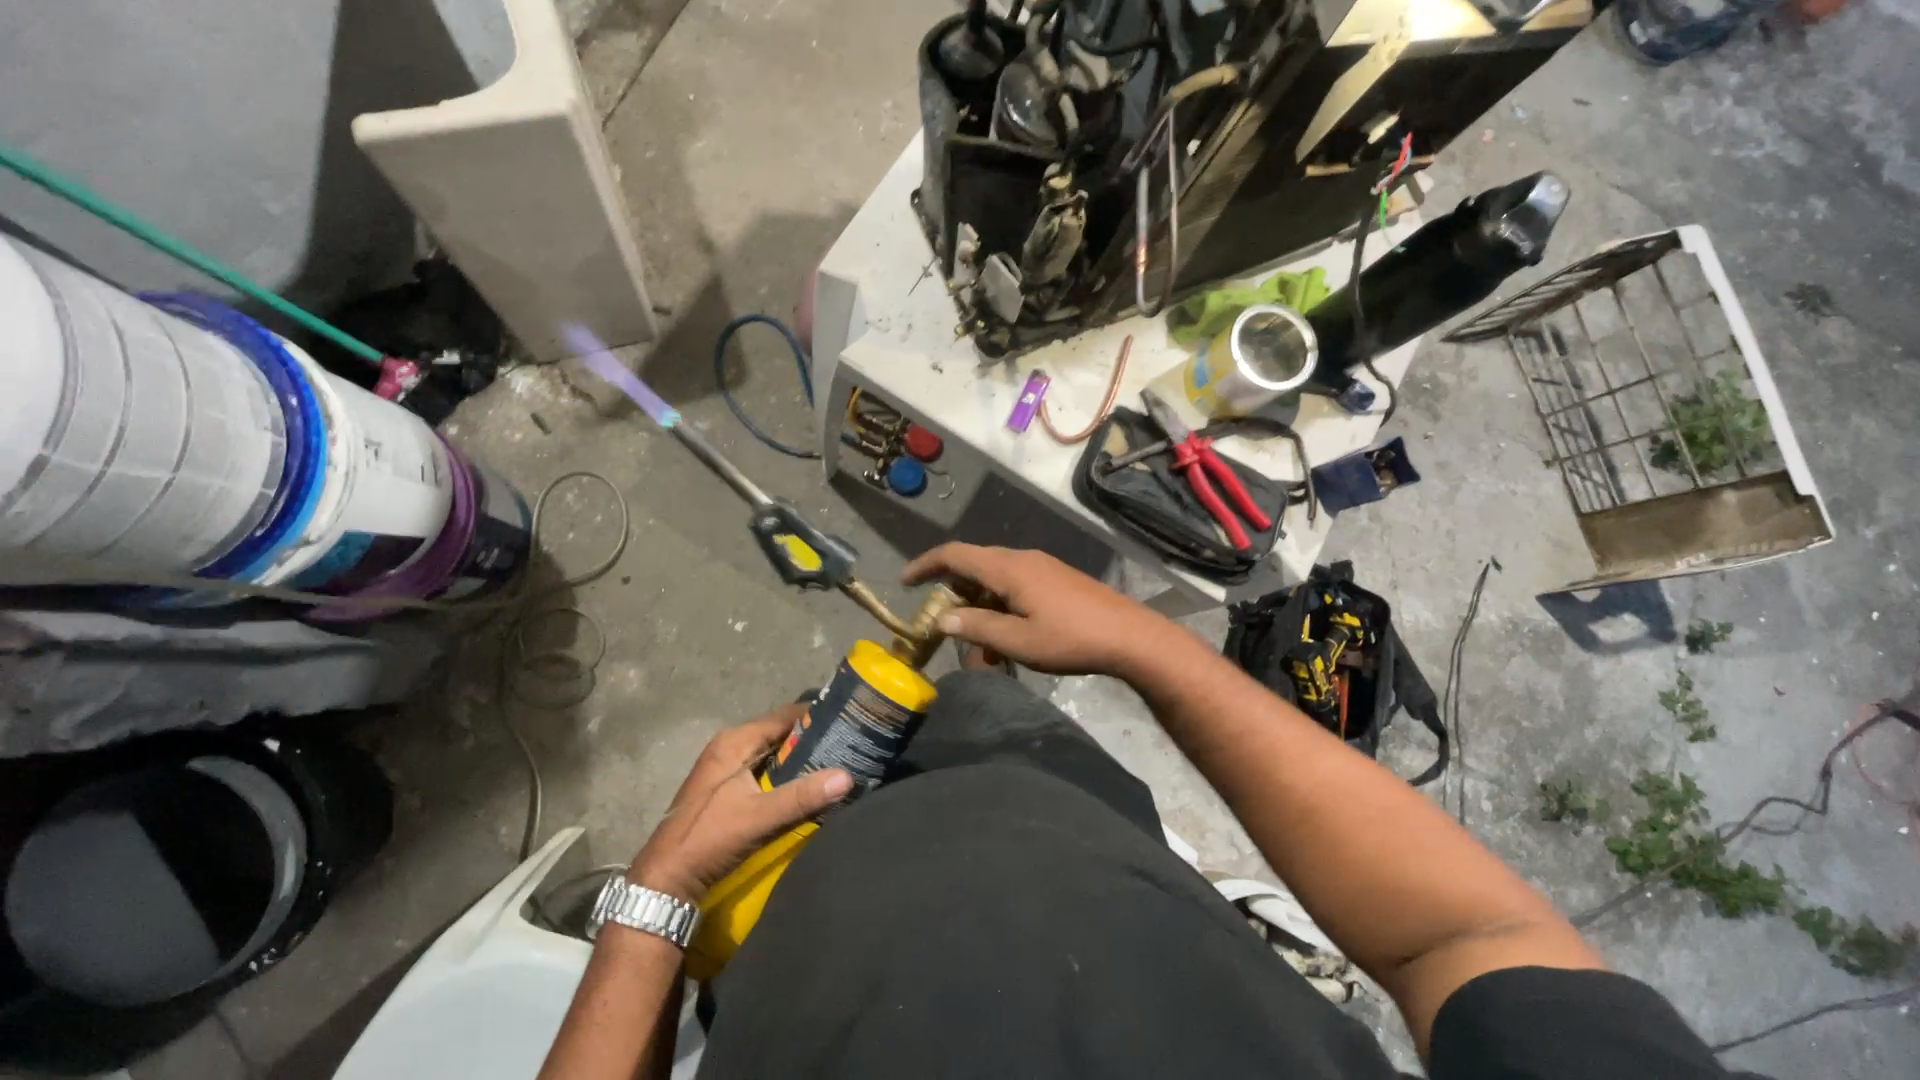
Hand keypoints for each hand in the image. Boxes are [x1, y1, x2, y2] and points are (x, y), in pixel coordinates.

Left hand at [628, 705, 851, 902]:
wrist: (666, 879)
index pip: (785, 715)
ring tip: (840, 764)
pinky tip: (810, 789)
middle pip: (781, 734)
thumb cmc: (708, 839)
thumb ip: (802, 796)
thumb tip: (847, 776)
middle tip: (852, 745)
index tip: (852, 720)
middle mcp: (730, 748)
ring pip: (774, 755)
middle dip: (814, 739)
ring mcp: (727, 770)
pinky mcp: (728, 791)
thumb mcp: (759, 817)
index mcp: (734, 742)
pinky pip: (766, 773)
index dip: (818, 716)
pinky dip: (788, 777)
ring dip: (802, 760)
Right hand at [902, 543, 1180, 675]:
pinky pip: (1015, 584)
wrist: (1131, 637)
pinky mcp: (1057, 580)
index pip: (956, 554)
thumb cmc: (1072, 639)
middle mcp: (1023, 559)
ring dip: (979, 604)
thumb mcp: (1018, 642)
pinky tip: (1006, 637)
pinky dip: (999, 605)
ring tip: (977, 643)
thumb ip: (977, 628)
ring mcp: (1043, 567)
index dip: (926, 565)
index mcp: (1009, 568)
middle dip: (951, 590)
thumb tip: (942, 619)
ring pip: (995, 578)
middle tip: (939, 621)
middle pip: (974, 564)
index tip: (905, 582)